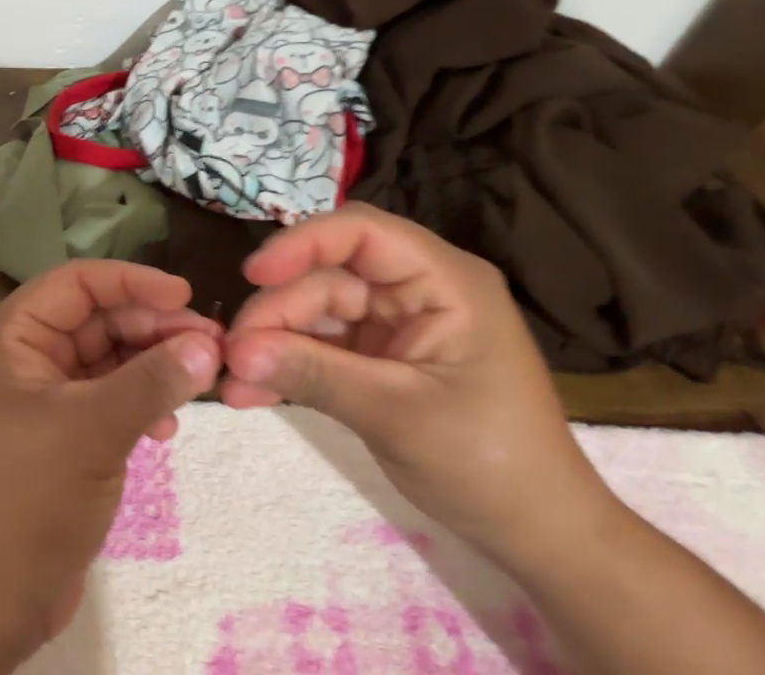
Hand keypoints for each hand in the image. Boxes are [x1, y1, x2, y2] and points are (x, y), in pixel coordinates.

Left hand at [0, 260, 223, 651]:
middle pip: (98, 318)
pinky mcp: (62, 433)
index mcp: (11, 338)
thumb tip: (208, 345)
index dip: (133, 282)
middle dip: (153, 328)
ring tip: (201, 384)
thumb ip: (152, 380)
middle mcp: (24, 357)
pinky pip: (108, 396)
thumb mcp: (94, 429)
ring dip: (153, 366)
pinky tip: (166, 427)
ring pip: (108, 358)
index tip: (187, 297)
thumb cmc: (30, 497)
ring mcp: (43, 397)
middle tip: (212, 346)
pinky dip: (140, 402)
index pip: (77, 283)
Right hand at [221, 204, 617, 568]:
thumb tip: (236, 351)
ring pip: (317, 314)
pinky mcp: (378, 360)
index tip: (252, 275)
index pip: (363, 233)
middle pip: (329, 277)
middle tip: (231, 356)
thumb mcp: (395, 414)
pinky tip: (252, 394)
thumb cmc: (485, 461)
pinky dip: (289, 368)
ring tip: (233, 383)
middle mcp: (416, 292)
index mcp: (443, 281)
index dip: (303, 243)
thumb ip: (315, 375)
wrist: (532, 530)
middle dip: (278, 313)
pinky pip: (322, 350)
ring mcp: (394, 326)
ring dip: (273, 345)